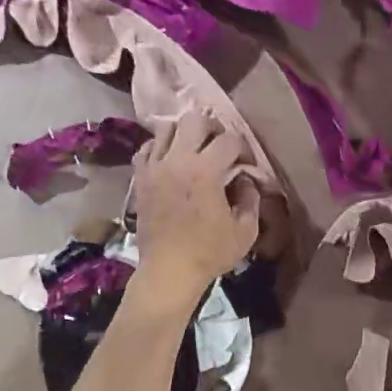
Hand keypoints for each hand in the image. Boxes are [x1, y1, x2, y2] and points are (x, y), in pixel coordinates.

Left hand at [130, 110, 258, 305]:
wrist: (168, 271)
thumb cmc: (209, 253)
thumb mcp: (245, 232)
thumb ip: (251, 199)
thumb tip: (246, 180)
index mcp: (206, 171)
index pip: (229, 139)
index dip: (242, 148)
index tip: (244, 164)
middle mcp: (178, 160)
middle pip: (194, 119)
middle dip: (212, 128)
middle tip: (218, 146)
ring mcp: (155, 168)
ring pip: (166, 128)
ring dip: (183, 134)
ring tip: (192, 150)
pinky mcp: (140, 179)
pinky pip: (146, 148)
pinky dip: (159, 148)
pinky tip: (169, 161)